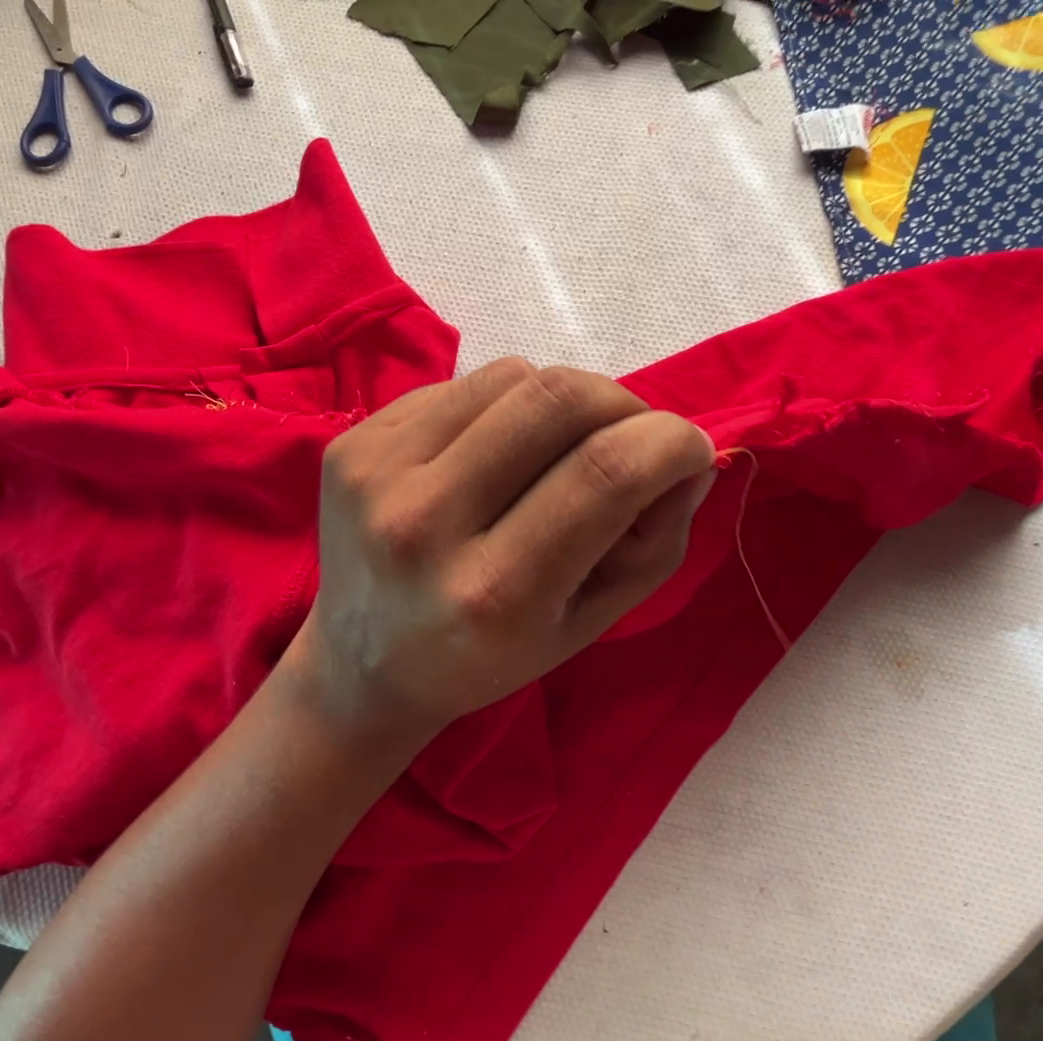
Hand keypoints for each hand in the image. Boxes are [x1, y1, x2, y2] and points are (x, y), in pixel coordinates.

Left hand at [277, 356, 715, 759]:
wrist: (365, 663)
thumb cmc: (490, 657)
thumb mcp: (590, 624)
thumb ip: (654, 543)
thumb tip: (688, 456)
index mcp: (492, 594)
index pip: (605, 473)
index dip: (672, 443)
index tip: (690, 451)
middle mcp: (424, 525)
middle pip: (557, 399)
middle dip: (625, 403)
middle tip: (636, 436)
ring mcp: (377, 474)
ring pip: (512, 375)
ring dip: (563, 401)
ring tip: (558, 451)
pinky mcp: (353, 444)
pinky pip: (462, 385)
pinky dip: (505, 405)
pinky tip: (496, 454)